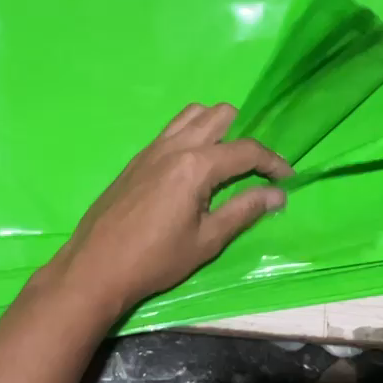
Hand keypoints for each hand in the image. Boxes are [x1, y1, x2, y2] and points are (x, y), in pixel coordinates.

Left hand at [50, 103, 292, 316]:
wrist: (95, 268)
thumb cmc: (155, 260)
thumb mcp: (207, 240)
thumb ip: (244, 211)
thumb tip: (277, 195)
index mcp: (195, 165)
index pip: (246, 150)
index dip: (273, 162)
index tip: (288, 178)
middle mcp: (175, 146)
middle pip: (220, 114)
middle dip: (244, 135)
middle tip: (251, 170)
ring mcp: (153, 148)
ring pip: (194, 114)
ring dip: (216, 128)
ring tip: (223, 163)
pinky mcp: (138, 158)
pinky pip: (173, 130)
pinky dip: (192, 136)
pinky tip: (193, 171)